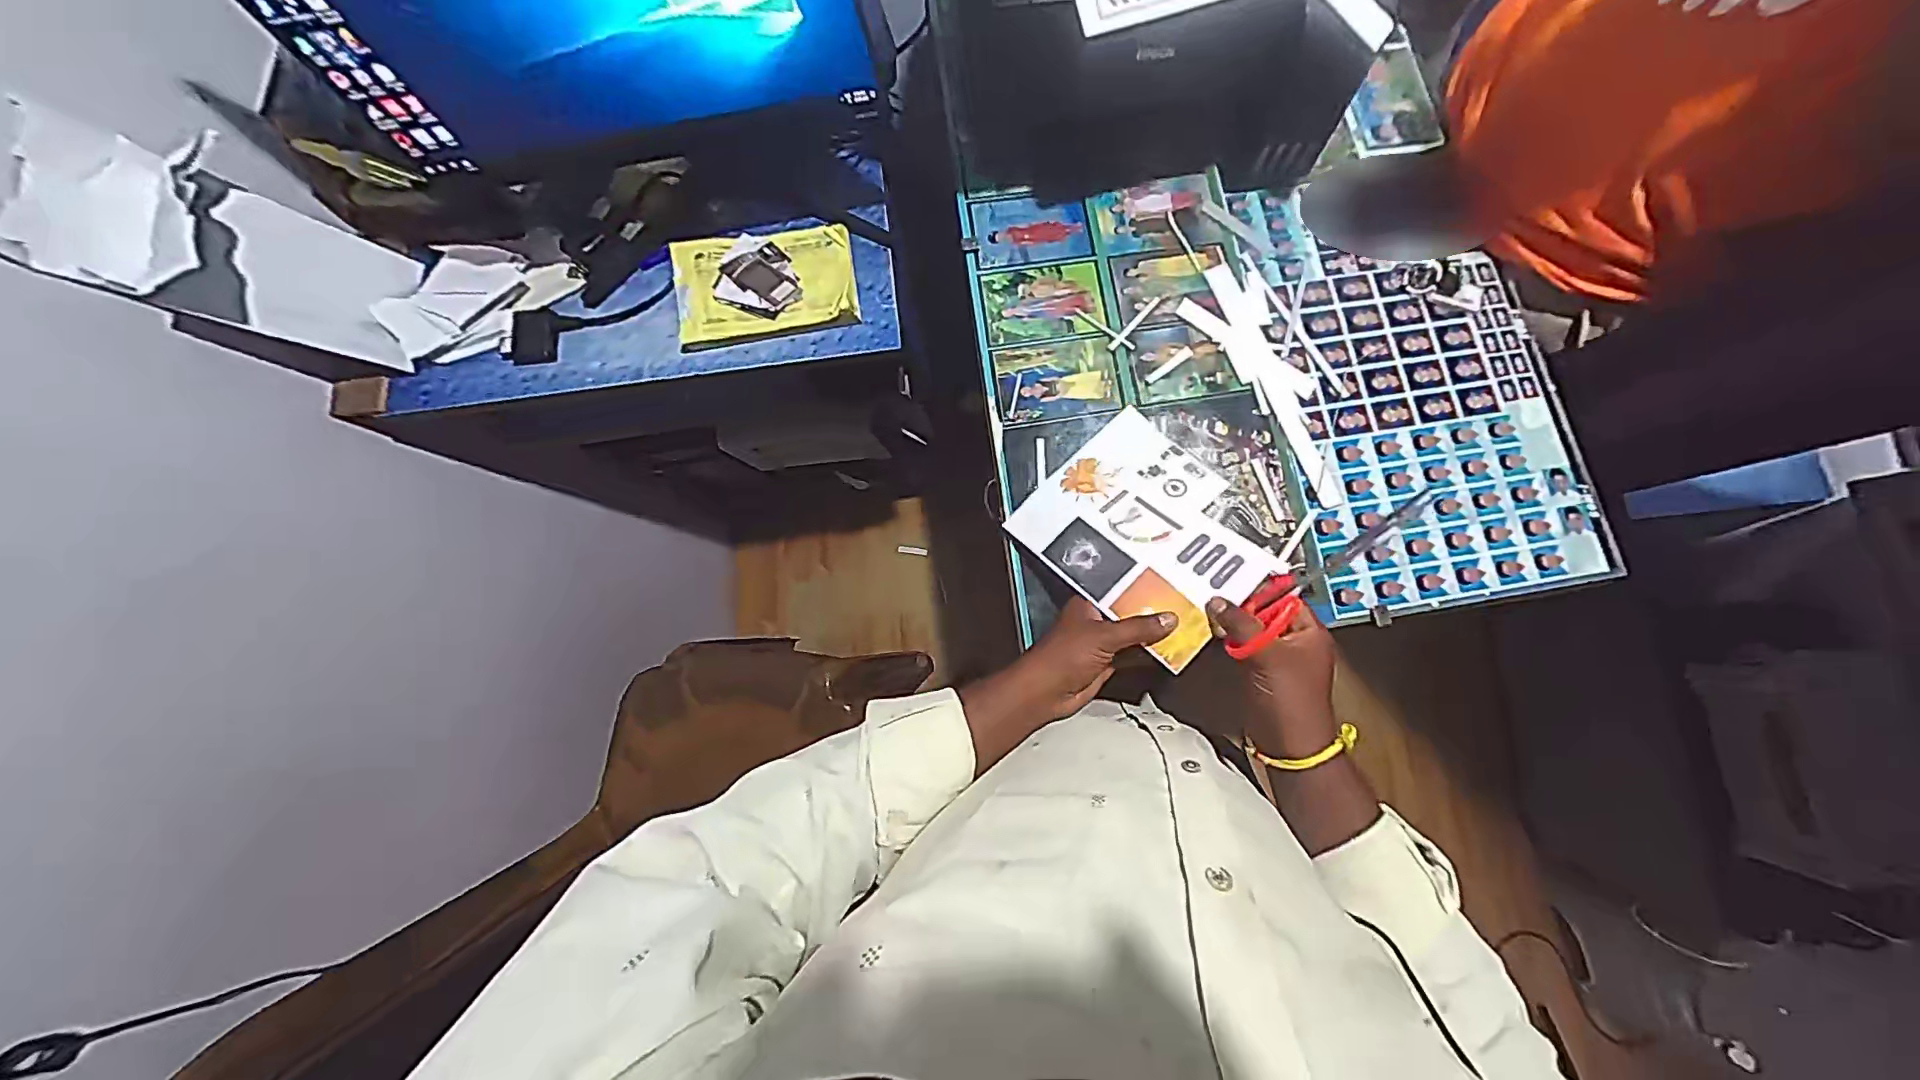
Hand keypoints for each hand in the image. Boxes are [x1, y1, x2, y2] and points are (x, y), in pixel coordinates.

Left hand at [959, 597, 1173, 771]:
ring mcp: (1099, 644)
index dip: (1142, 591)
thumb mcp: (1104, 636)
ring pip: (1132, 637)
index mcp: (1088, 605)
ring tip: (1179, 629)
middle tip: (1179, 609)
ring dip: (1151, 637)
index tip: (1167, 589)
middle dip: (1151, 616)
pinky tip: (1165, 652)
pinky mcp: (1104, 664)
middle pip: (1129, 615)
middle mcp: (1094, 622)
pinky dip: (1147, 656)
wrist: (1045, 692)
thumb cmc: (1058, 657)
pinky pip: (1131, 656)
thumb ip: (1138, 628)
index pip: (1121, 592)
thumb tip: (1165, 620)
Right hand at [1206, 596, 1338, 757]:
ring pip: (1249, 626)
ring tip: (1212, 609)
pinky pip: (1241, 643)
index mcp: (1309, 632)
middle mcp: (1293, 640)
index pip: (1283, 596)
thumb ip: (1242, 625)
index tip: (1233, 576)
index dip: (1259, 586)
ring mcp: (1274, 655)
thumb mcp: (1268, 654)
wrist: (1287, 745)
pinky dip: (1228, 637)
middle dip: (1240, 602)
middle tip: (1216, 591)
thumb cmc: (1293, 703)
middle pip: (1263, 610)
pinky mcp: (1257, 668)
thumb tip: (1220, 602)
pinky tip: (1215, 631)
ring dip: (1231, 620)